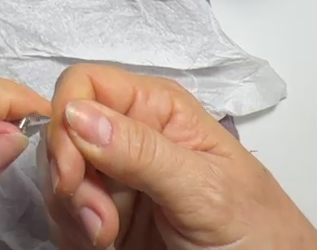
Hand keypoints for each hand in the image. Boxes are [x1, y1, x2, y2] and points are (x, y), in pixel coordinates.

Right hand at [43, 64, 316, 249]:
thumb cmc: (258, 232)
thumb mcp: (204, 189)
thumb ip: (141, 150)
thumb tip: (76, 111)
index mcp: (154, 106)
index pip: (85, 83)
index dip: (66, 119)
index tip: (72, 171)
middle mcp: (128, 133)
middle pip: (63, 131)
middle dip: (69, 177)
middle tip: (99, 222)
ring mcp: (115, 176)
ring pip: (58, 174)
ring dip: (72, 210)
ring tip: (108, 238)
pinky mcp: (106, 216)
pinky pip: (65, 213)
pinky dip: (73, 232)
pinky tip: (104, 245)